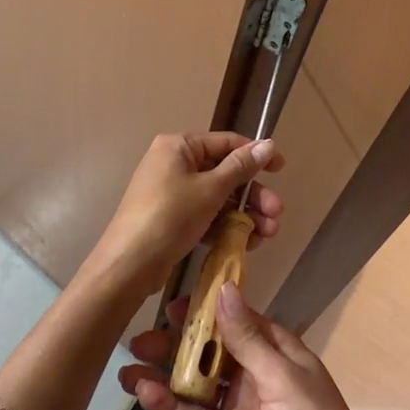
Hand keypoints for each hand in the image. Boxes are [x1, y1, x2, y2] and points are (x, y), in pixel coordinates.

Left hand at [87, 133, 285, 287]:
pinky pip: (206, 216)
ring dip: (244, 215)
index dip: (256, 154)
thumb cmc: (170, 216)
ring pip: (218, 198)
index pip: (226, 143)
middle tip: (276, 214)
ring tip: (267, 235)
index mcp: (179, 146)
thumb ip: (241, 167)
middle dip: (253, 195)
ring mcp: (172, 193)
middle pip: (224, 173)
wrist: (127, 266)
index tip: (281, 169)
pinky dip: (225, 227)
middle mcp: (174, 163)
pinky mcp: (172, 219)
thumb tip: (269, 144)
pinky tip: (247, 244)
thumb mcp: (210, 189)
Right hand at [120, 282, 361, 409]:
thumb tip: (225, 287)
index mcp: (276, 351)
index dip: (206, 310)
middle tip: (139, 338)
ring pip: (195, 386)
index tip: (173, 303)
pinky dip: (169, 407)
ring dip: (162, 376)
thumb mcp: (285, 377)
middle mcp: (254, 376)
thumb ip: (249, 339)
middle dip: (175, 344)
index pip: (237, 320)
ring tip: (128, 368)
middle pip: (209, 352)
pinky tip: (146, 393)